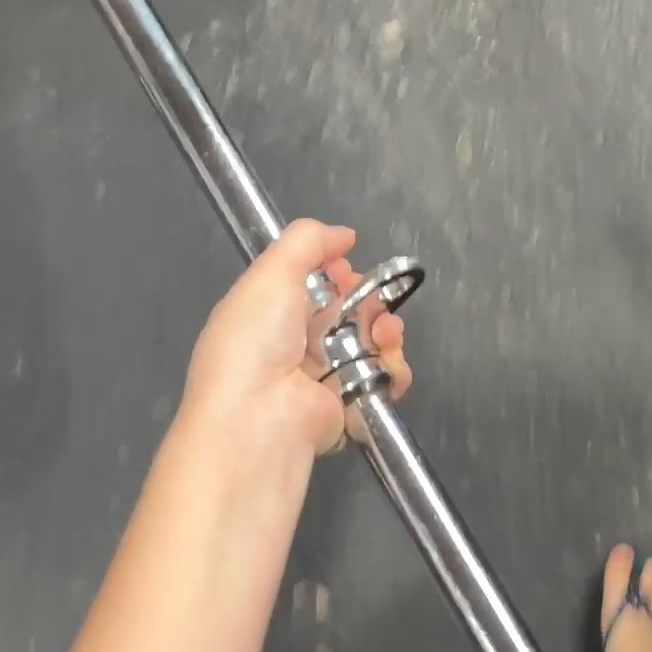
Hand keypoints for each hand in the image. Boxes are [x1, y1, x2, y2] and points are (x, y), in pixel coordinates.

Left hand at [175, 219, 411, 476]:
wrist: (261, 416)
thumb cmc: (257, 341)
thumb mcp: (271, 274)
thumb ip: (308, 241)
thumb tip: (344, 235)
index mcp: (269, 315)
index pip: (311, 286)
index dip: (334, 273)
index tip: (345, 268)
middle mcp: (295, 347)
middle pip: (349, 313)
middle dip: (369, 300)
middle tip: (371, 301)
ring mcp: (326, 377)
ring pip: (372, 344)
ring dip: (387, 331)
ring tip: (385, 332)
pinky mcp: (352, 405)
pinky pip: (384, 379)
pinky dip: (394, 368)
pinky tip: (388, 359)